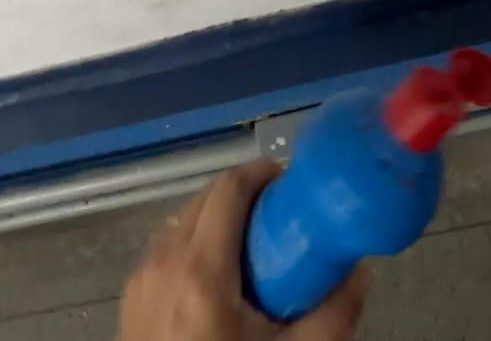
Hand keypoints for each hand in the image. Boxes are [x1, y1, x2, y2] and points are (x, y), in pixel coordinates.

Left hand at [117, 160, 370, 340]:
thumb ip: (331, 317)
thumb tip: (359, 273)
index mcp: (201, 271)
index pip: (229, 188)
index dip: (260, 173)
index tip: (288, 182)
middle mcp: (165, 261)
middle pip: (206, 196)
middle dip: (244, 193)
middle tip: (278, 213)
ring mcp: (142, 277)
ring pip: (184, 217)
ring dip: (218, 215)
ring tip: (251, 242)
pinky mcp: (131, 295)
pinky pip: (167, 245)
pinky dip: (194, 240)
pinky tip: (218, 272)